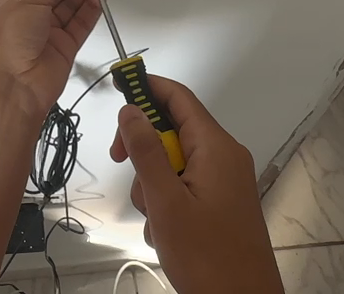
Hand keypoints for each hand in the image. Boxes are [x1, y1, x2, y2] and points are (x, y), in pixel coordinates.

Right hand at [111, 75, 282, 293]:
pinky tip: (166, 231)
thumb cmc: (206, 256)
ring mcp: (226, 181)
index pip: (178, 96)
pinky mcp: (223, 203)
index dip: (147, 87)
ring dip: (154, 182)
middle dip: (144, 147)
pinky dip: (169, 199)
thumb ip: (145, 151)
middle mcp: (225, 156)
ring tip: (155, 218)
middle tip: (120, 164)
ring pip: (175, 160)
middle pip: (173, 129)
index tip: (117, 88)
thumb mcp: (166, 202)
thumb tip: (130, 108)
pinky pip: (186, 183)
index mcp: (216, 147)